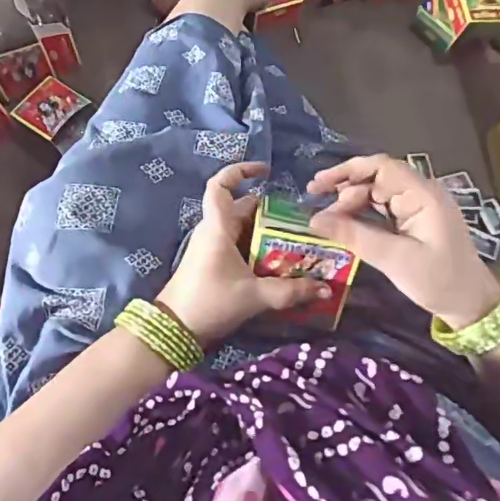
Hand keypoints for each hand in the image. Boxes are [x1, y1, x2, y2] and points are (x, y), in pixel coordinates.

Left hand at [157, 162, 332, 344]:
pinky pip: (237, 246)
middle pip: (241, 209)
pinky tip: (277, 263)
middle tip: (299, 222)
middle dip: (269, 212)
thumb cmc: (210, 302)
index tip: (264, 171)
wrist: (174, 329)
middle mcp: (213, 232)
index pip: (220, 185)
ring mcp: (210, 247)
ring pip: (241, 229)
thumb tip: (325, 287)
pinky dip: (256, 249)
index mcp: (217, 227)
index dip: (239, 171)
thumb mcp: (254, 296)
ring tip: (296, 243)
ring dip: (265, 233)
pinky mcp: (211, 263)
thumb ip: (291, 291)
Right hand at [306, 154, 499, 328]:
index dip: (347, 171)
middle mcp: (420, 194)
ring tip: (328, 220)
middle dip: (344, 189)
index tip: (318, 185)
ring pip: (376, 192)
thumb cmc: (438, 281)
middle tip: (319, 212)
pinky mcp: (414, 220)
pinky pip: (382, 207)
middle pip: (376, 178)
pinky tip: (345, 223)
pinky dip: (361, 213)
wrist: (471, 305)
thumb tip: (314, 220)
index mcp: (423, 195)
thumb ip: (354, 236)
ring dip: (350, 202)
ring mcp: (418, 206)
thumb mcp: (393, 259)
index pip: (381, 167)